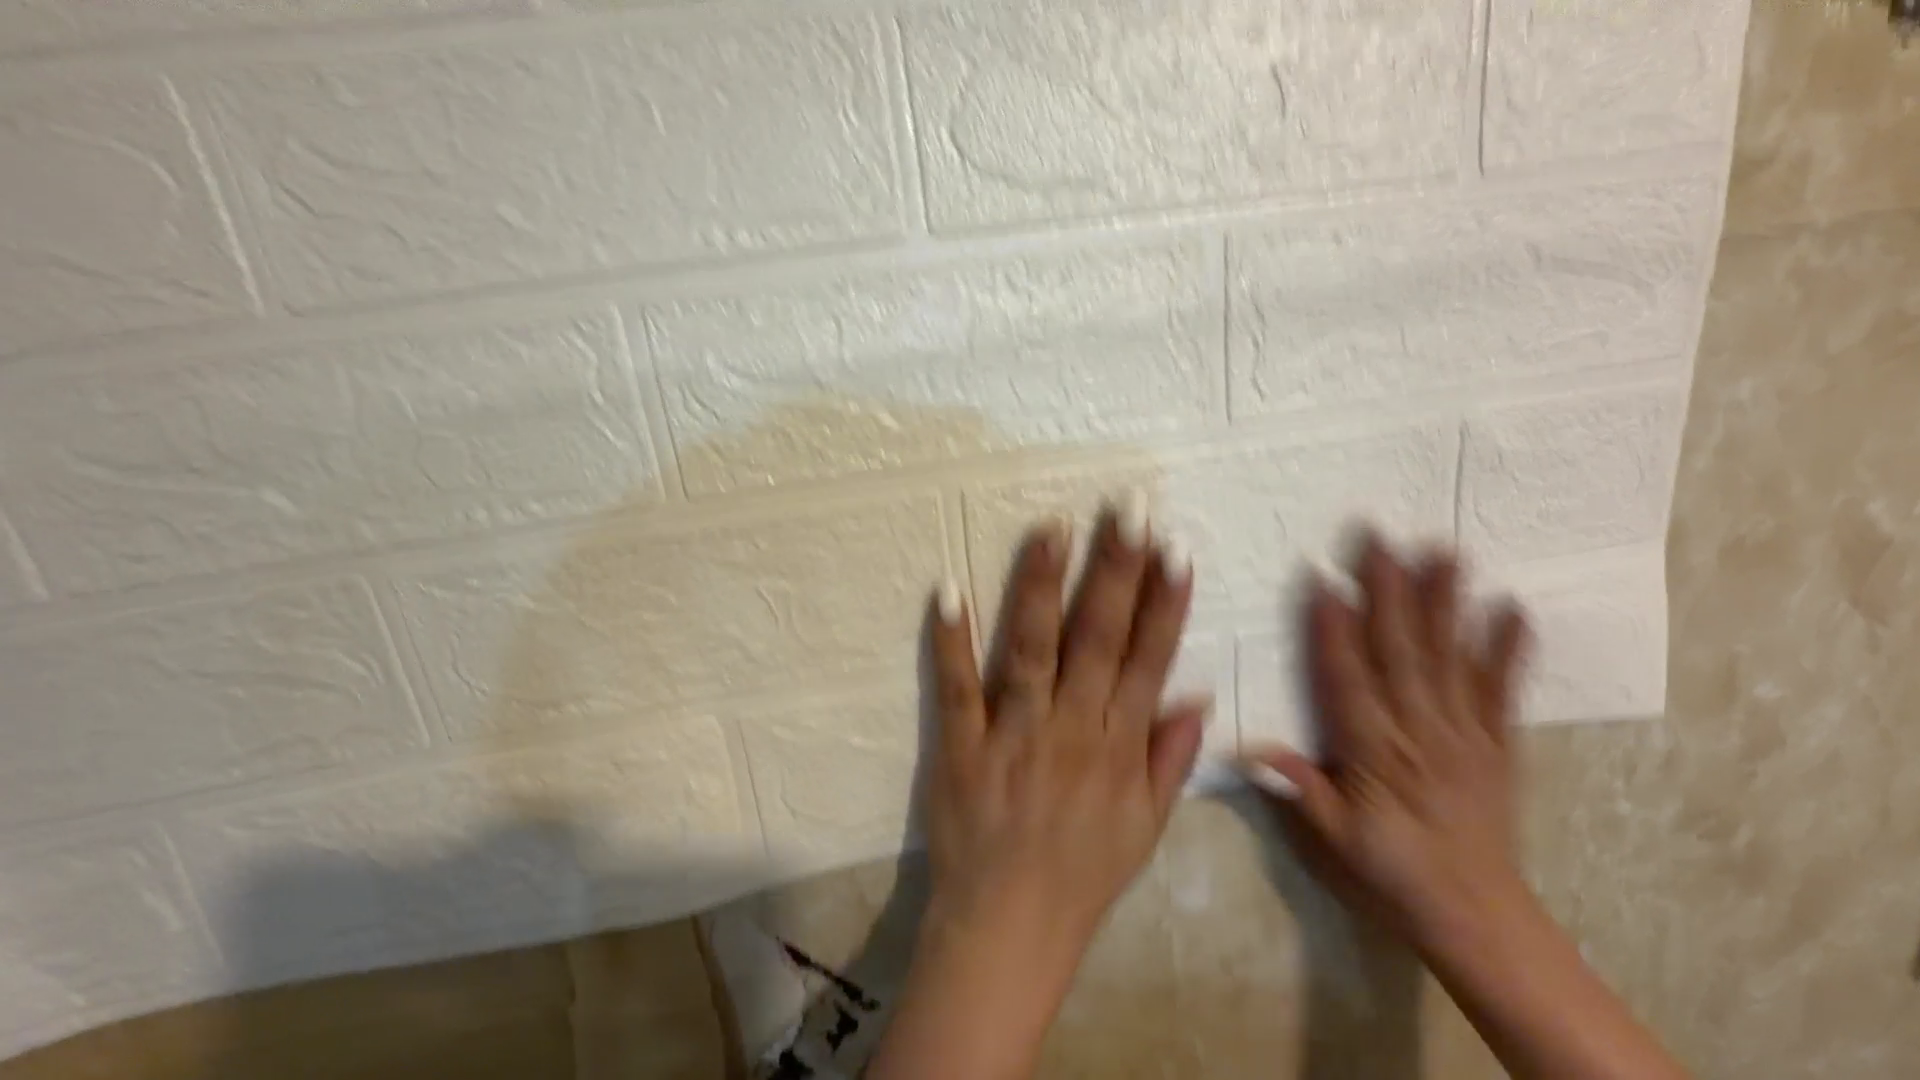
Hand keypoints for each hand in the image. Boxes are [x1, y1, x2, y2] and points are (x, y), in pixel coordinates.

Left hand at [921, 498, 1209, 969]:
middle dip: (1115, 571)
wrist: (1011, 923)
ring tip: (1052, 527)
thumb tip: (1198, 696)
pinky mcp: (962, 744)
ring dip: (1042, 586)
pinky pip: (957, 685)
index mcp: (1119, 747)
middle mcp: (1072, 728)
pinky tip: (948, 588)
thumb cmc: (1084, 874)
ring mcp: (1014, 733)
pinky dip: (951, 639)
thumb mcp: (1147, 828)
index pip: (1148, 659)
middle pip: (1097, 638)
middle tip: (1125, 510)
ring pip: (1032, 648)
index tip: (1174, 549)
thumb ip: (1171, 759)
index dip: (1164, 603)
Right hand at [1242, 533, 1531, 957]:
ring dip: (1446, 603)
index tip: (1324, 580)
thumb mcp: (1333, 841)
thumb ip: (1300, 789)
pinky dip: (1508, 649)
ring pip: (1450, 659)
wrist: (1475, 914)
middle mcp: (1420, 733)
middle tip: (1380, 539)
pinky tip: (1512, 607)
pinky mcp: (1497, 744)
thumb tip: (1247, 748)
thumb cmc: (1391, 873)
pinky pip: (1502, 692)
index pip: (1348, 680)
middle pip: (1401, 653)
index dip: (1334, 629)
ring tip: (1443, 551)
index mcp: (1374, 754)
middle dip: (1388, 593)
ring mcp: (1464, 735)